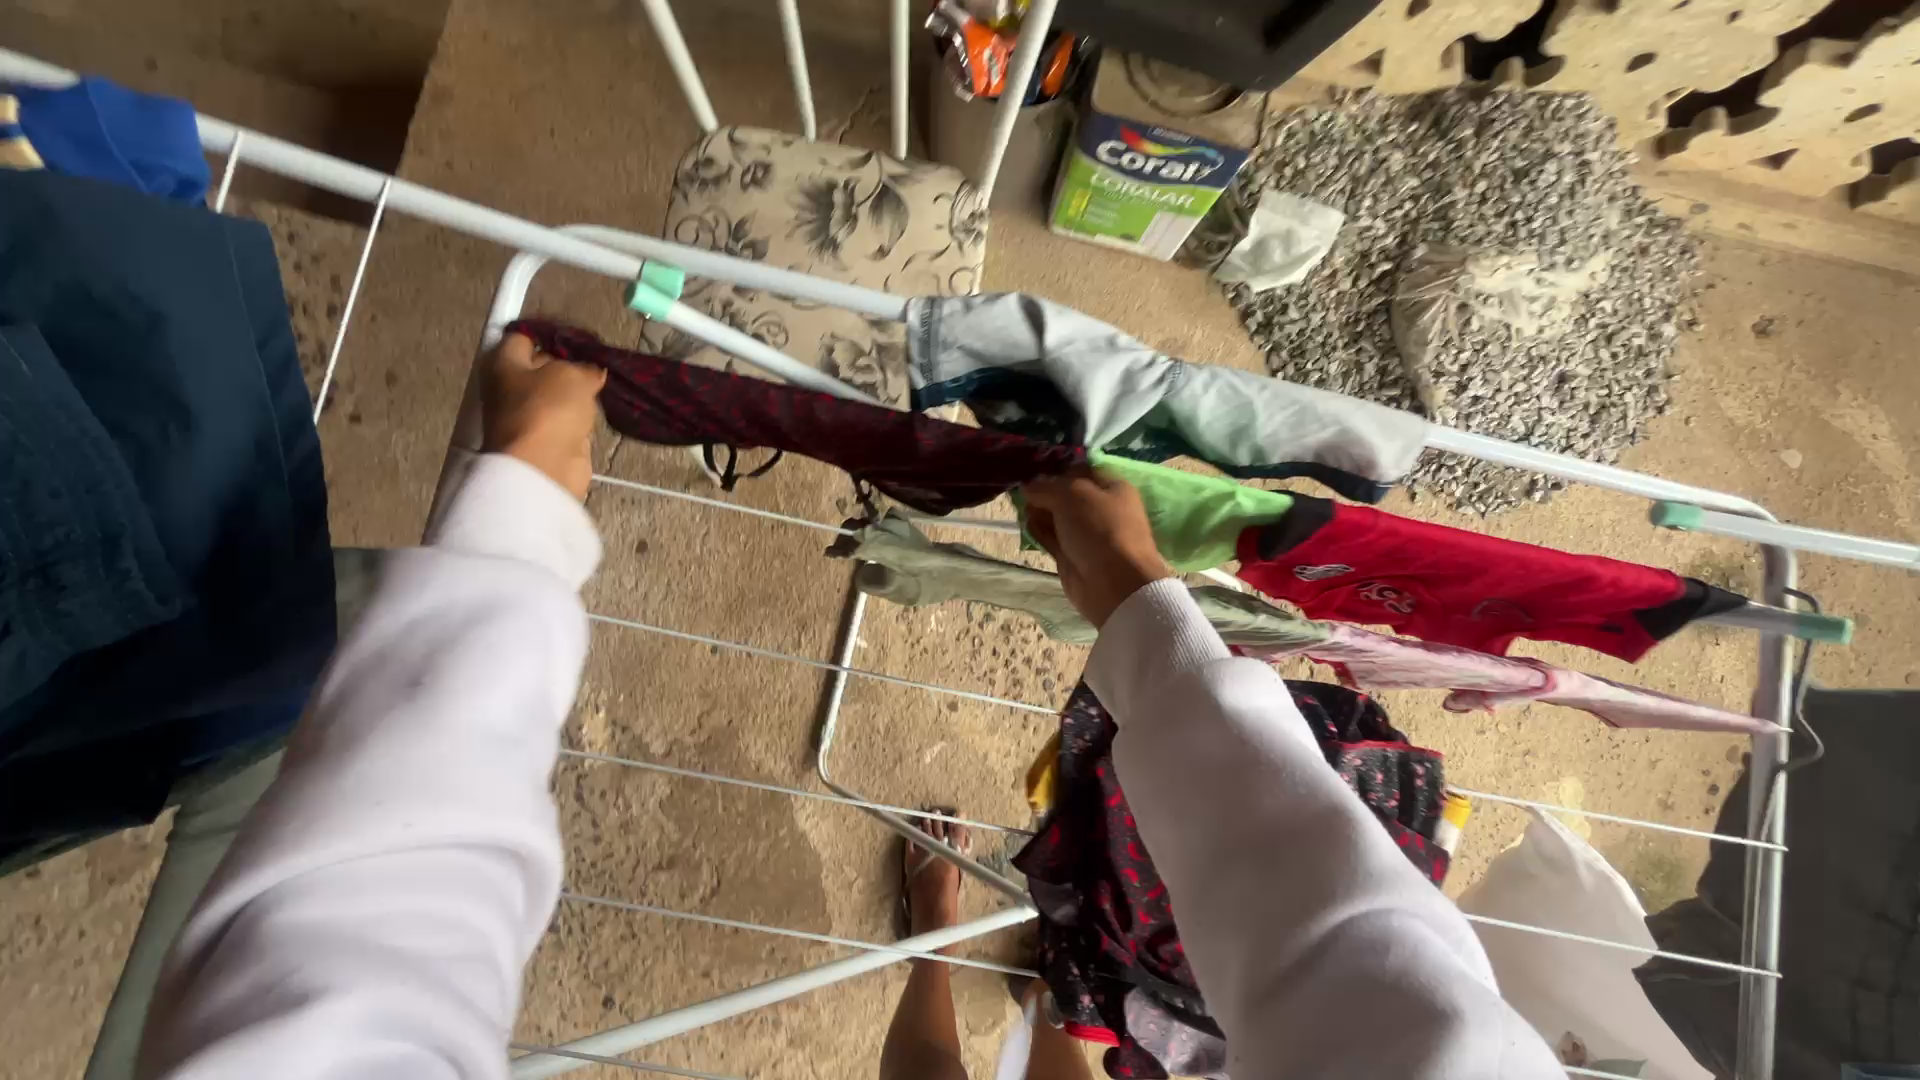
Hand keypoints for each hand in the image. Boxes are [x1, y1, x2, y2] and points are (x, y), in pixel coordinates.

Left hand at [480, 332, 606, 500]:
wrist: (544, 464)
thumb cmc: (549, 410)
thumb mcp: (571, 374)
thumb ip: (584, 366)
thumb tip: (592, 371)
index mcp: (504, 363)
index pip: (523, 336)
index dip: (551, 333)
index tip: (578, 336)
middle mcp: (510, 387)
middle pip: (540, 366)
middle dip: (568, 362)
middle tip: (597, 359)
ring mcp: (529, 415)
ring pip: (557, 394)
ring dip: (578, 391)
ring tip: (604, 382)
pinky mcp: (548, 438)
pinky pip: (567, 418)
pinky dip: (582, 415)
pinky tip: (600, 409)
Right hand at [1022, 466, 1172, 628]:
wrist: (1114, 583)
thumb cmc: (1100, 528)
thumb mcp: (1072, 495)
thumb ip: (1047, 487)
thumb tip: (1028, 486)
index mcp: (1111, 488)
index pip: (1081, 470)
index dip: (1057, 469)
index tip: (1032, 469)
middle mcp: (1100, 509)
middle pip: (1066, 494)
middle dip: (1044, 491)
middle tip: (1021, 488)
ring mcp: (1085, 534)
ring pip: (1057, 516)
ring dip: (1039, 510)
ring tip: (1020, 505)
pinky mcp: (1071, 555)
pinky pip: (1051, 537)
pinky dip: (1038, 530)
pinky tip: (1025, 522)